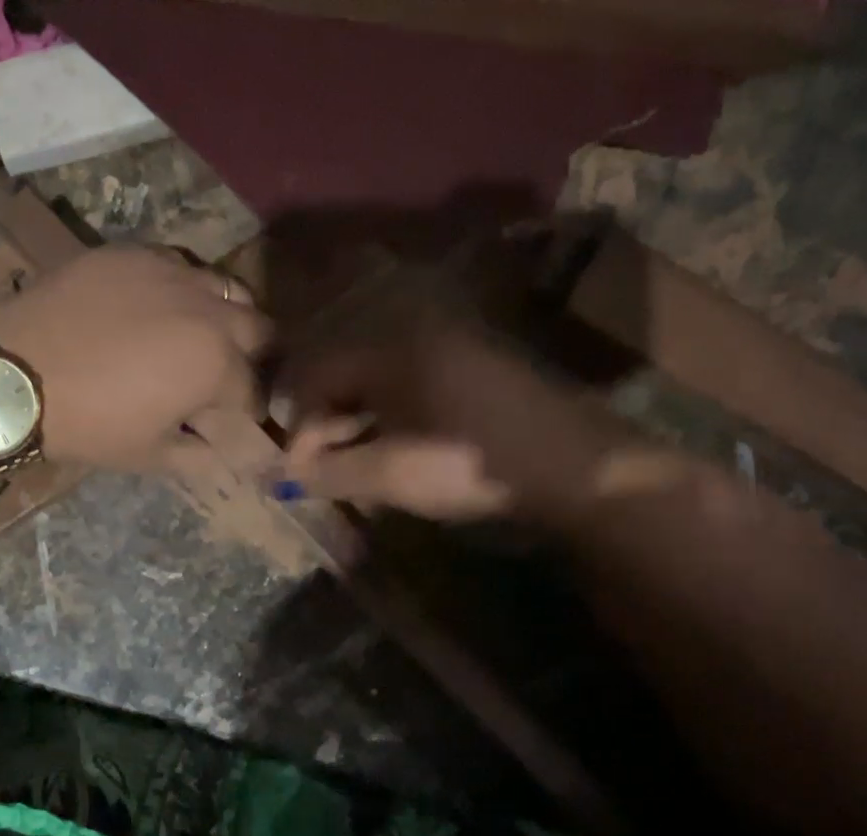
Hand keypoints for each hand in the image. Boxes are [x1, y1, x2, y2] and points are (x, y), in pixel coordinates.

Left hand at [0, 246, 267, 473]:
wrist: (13, 374)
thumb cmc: (87, 424)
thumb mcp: (148, 455)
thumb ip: (200, 455)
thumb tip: (225, 454)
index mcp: (217, 363)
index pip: (254, 390)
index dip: (249, 413)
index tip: (233, 422)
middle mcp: (207, 309)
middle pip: (258, 329)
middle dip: (252, 357)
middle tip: (223, 377)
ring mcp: (170, 272)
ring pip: (224, 288)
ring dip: (222, 317)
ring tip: (193, 338)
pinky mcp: (133, 253)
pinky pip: (177, 266)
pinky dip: (179, 290)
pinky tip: (153, 310)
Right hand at [276, 309, 595, 524]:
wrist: (577, 468)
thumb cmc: (474, 466)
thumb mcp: (392, 475)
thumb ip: (330, 471)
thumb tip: (288, 473)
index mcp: (392, 346)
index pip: (317, 373)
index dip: (301, 425)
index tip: (300, 471)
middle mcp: (416, 328)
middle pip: (344, 365)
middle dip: (326, 418)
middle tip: (327, 464)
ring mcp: (449, 339)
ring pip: (375, 371)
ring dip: (356, 415)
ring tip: (358, 459)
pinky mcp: (472, 358)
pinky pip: (406, 374)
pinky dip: (387, 407)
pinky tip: (394, 443)